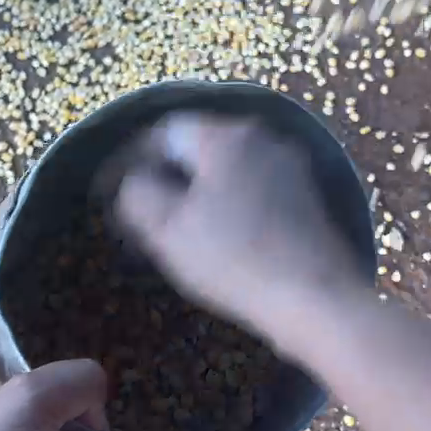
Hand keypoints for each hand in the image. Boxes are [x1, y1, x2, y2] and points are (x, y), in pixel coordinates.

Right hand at [114, 113, 368, 345]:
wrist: (317, 298)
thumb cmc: (234, 259)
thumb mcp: (167, 228)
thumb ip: (137, 194)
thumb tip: (134, 181)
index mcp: (225, 136)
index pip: (164, 131)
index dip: (132, 159)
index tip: (114, 191)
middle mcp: (263, 138)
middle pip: (199, 149)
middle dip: (167, 178)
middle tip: (143, 215)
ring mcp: (291, 167)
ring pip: (228, 171)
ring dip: (199, 195)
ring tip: (177, 231)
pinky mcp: (308, 198)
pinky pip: (254, 190)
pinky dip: (229, 206)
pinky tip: (221, 239)